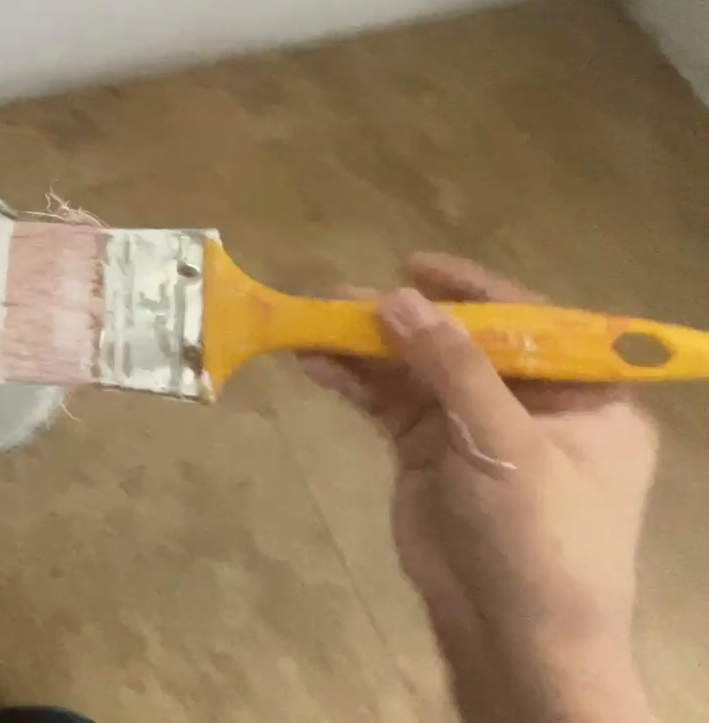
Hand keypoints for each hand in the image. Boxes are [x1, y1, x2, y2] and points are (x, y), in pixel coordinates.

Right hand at [300, 253, 657, 720]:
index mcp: (581, 401)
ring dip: (361, 347)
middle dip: (396, 319)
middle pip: (456, 342)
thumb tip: (396, 297)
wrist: (508, 625)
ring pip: (410, 367)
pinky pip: (383, 398)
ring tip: (308, 326)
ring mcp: (471, 425)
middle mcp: (526, 404)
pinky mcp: (425, 445)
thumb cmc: (538, 536)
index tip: (412, 264)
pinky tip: (313, 363)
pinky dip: (349, 379)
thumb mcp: (504, 447)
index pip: (535, 326)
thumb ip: (451, 368)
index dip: (475, 290)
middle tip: (336, 297)